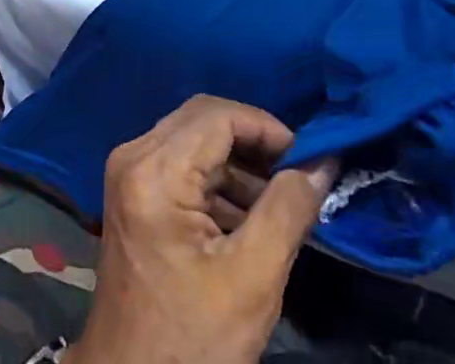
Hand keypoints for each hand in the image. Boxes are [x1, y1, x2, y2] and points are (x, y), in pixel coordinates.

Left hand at [66, 95, 336, 363]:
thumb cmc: (190, 339)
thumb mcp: (252, 277)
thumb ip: (289, 208)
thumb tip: (323, 160)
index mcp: (155, 171)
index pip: (220, 115)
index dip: (269, 128)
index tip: (308, 160)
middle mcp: (135, 157)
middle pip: (206, 119)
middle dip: (256, 142)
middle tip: (297, 175)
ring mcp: (131, 175)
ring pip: (197, 139)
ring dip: (241, 163)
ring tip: (281, 202)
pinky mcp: (135, 194)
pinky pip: (184, 164)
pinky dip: (220, 181)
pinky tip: (250, 217)